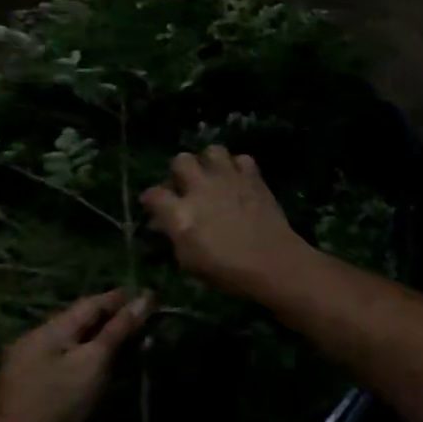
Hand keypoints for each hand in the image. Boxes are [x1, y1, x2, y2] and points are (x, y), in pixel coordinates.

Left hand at [0, 290, 151, 421]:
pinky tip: (98, 362)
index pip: (90, 303)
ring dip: (98, 336)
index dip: (121, 298)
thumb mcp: (94, 362)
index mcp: (46, 331)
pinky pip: (61, 356)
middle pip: (78, 320)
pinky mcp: (25, 385)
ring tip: (127, 338)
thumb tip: (146, 296)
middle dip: (110, 317)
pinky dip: (83, 353)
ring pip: (70, 339)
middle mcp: (32, 341)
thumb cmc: (58, 404)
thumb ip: (119, 328)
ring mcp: (24, 364)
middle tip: (143, 318)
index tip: (150, 296)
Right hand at [141, 146, 309, 296]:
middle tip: (186, 185)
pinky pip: (242, 159)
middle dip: (179, 171)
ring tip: (212, 177)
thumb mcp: (188, 261)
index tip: (154, 205)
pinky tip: (238, 180)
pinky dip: (238, 166)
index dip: (151, 199)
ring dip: (209, 161)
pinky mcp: (253, 177)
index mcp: (181, 212)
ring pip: (212, 151)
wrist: (271, 260)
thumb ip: (174, 235)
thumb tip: (165, 221)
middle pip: (181, 160)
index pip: (153, 194)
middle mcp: (202, 188)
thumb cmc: (226, 270)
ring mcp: (229, 178)